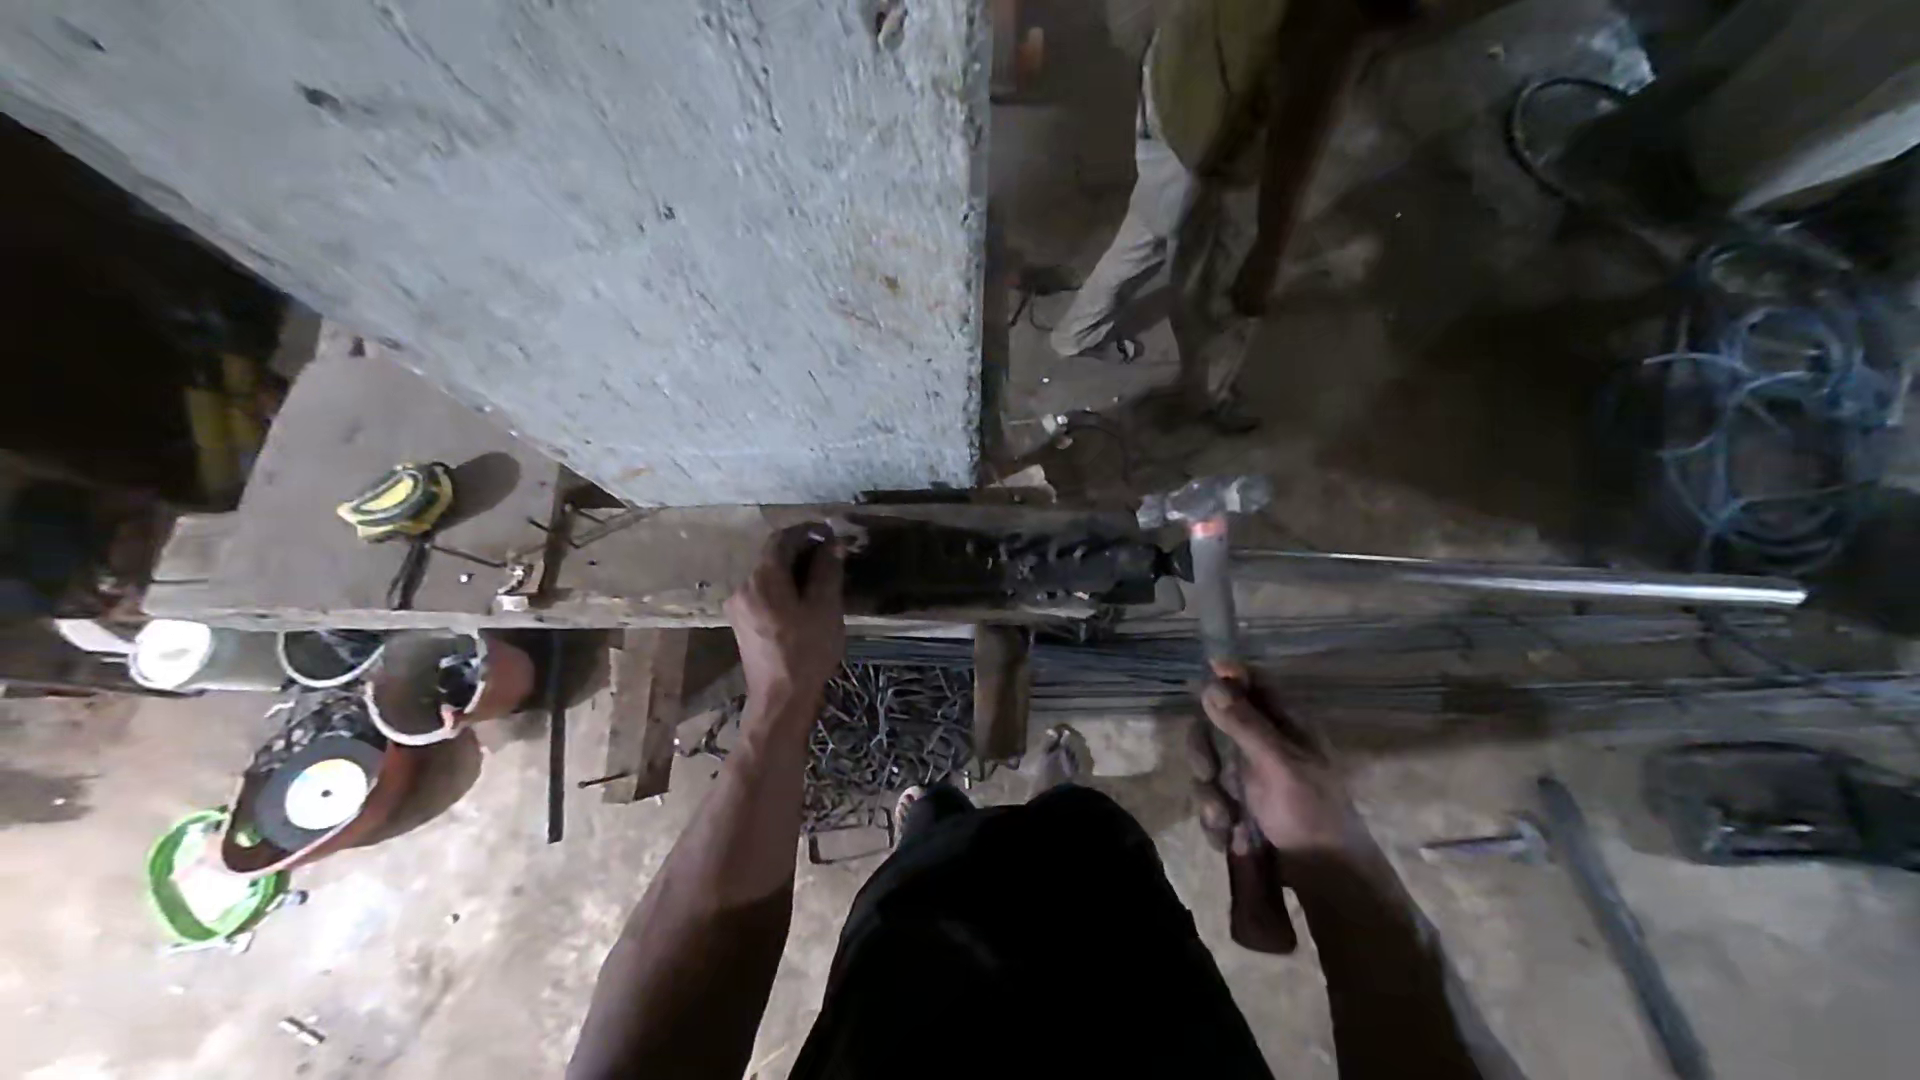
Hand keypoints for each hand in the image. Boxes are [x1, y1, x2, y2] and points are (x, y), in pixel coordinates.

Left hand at [724, 525, 845, 716]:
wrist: (781, 699)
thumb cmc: (806, 651)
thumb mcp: (824, 607)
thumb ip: (827, 571)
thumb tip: (832, 544)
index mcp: (762, 579)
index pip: (781, 539)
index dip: (807, 531)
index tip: (830, 534)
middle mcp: (744, 587)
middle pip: (773, 556)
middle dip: (802, 551)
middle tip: (832, 555)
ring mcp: (739, 606)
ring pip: (768, 575)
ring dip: (794, 570)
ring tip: (823, 577)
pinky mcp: (742, 622)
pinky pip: (764, 592)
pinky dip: (784, 587)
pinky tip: (804, 598)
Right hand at [1194, 679, 1365, 856]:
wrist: (1326, 880)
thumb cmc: (1311, 813)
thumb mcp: (1278, 765)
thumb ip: (1244, 724)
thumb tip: (1211, 683)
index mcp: (1284, 726)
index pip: (1253, 684)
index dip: (1229, 675)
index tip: (1205, 673)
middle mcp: (1263, 745)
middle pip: (1214, 724)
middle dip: (1204, 752)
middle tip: (1208, 772)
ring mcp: (1248, 776)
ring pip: (1207, 765)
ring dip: (1209, 795)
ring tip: (1225, 822)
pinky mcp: (1238, 806)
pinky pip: (1210, 798)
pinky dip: (1215, 820)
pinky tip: (1228, 838)